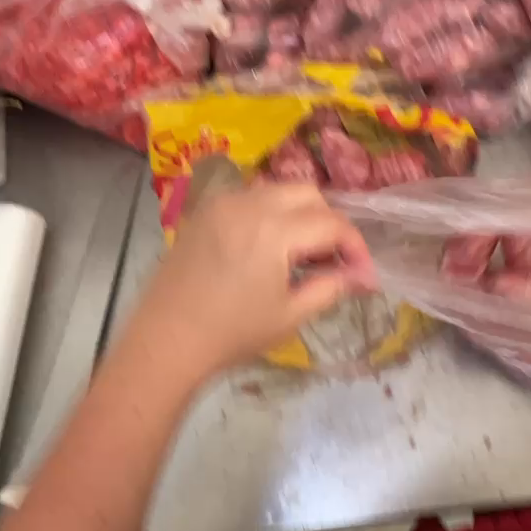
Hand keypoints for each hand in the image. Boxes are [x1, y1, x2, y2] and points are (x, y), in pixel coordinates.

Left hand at [120, 183, 375, 384]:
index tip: (362, 274)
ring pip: (278, 190)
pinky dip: (270, 213)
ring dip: (300, 213)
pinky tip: (267, 249)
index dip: (355, 247)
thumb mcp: (290, 316)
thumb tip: (363, 276)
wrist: (166, 339)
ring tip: (301, 256)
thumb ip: (332, 287)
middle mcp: (250, 204)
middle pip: (308, 193)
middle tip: (332, 261)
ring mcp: (223, 203)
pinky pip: (250, 198)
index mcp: (275, 230)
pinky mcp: (205, 211)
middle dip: (329, 222)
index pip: (332, 223)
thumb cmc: (232, 334)